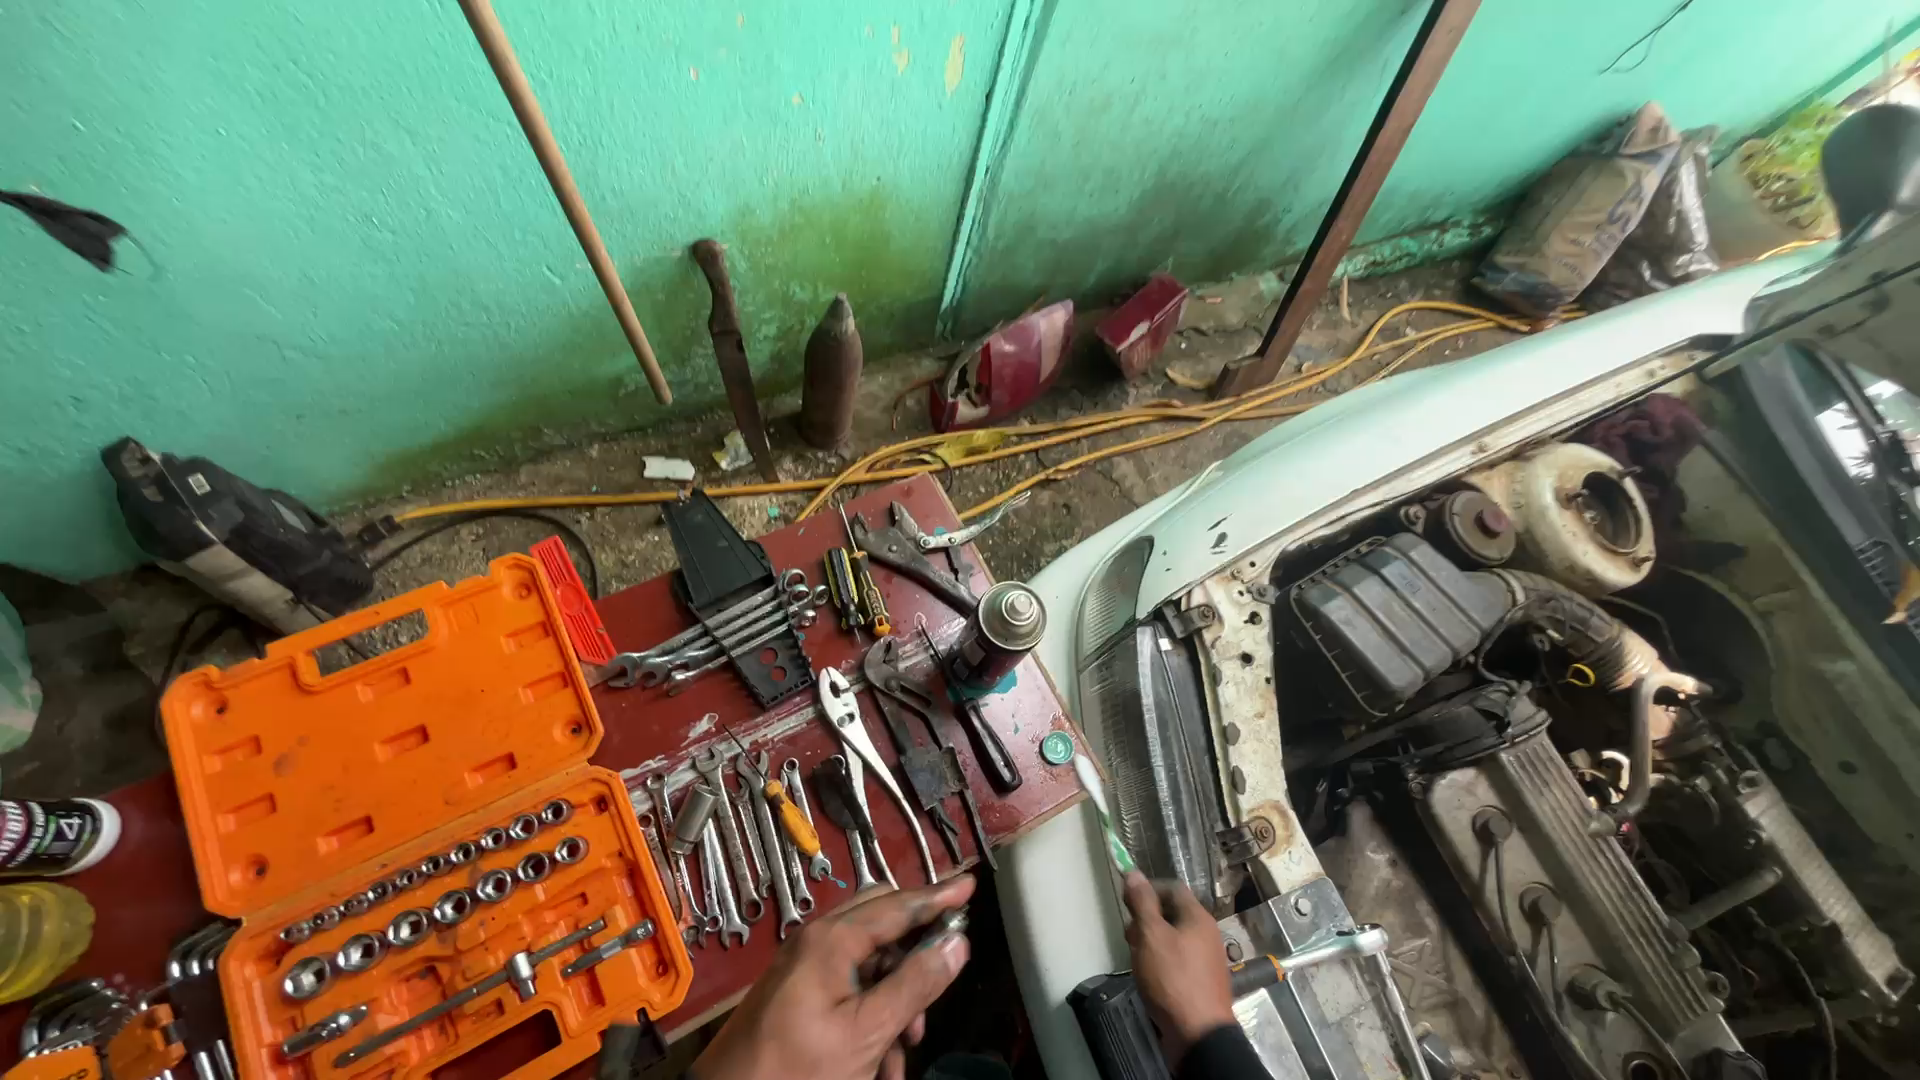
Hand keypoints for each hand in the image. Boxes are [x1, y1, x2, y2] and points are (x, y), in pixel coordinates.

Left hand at [692, 875, 974, 1079]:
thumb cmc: (796, 1071)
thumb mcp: (865, 1033)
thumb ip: (914, 985)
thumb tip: (955, 943)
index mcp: (831, 938)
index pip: (898, 905)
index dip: (937, 896)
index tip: (969, 886)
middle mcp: (816, 939)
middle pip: (882, 924)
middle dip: (916, 955)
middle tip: (943, 976)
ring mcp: (804, 965)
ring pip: (868, 962)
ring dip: (895, 997)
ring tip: (908, 1046)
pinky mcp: (797, 993)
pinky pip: (847, 986)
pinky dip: (870, 1013)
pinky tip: (880, 1062)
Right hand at [1122, 872, 1232, 1061]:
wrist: (1199, 1035)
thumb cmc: (1173, 978)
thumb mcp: (1151, 935)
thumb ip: (1142, 903)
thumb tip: (1134, 873)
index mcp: (1198, 917)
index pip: (1171, 887)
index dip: (1148, 889)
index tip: (1127, 903)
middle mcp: (1206, 933)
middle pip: (1172, 912)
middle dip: (1146, 919)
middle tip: (1130, 936)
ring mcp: (1206, 958)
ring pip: (1173, 937)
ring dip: (1151, 941)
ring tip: (1137, 958)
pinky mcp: (1201, 980)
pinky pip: (1178, 958)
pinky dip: (1161, 960)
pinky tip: (1150, 975)